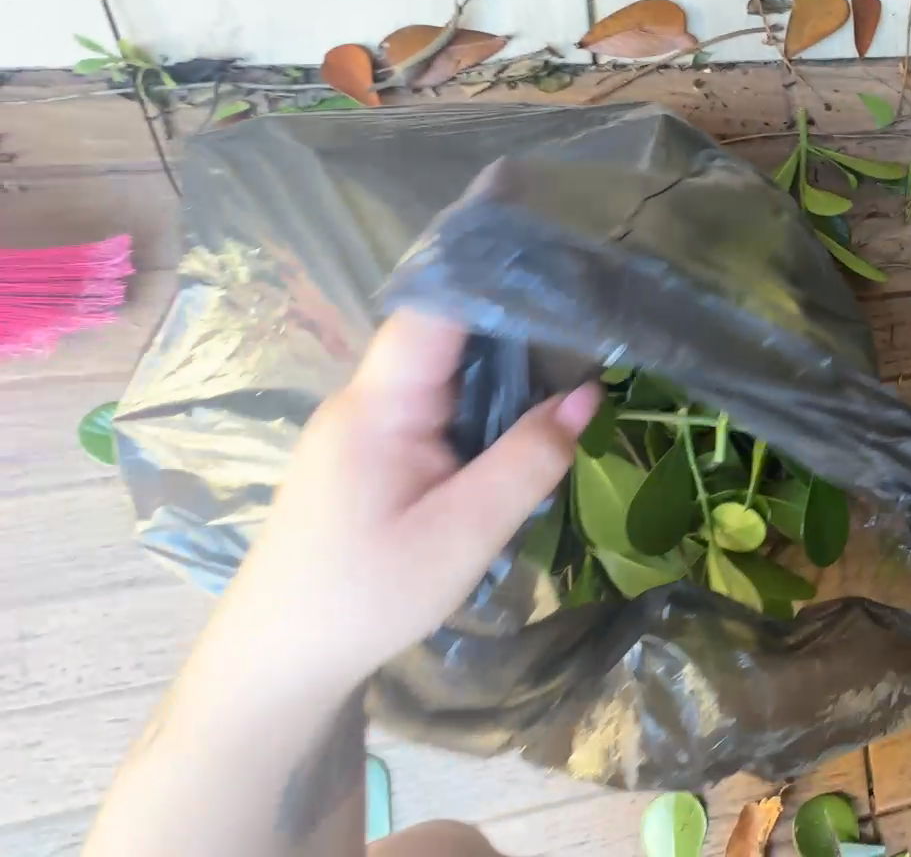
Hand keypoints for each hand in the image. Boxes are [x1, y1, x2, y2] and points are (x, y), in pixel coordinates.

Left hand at [210, 309, 599, 694]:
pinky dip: (495, 400)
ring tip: (585, 357)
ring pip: (452, 372)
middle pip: (449, 336)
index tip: (567, 279)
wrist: (281, 662)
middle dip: (521, 324)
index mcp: (378, 408)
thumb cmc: (369, 596)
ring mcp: (373, 424)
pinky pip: (447, 403)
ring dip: (513, 366)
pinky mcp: (382, 449)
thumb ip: (531, 458)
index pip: (433, 315)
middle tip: (597, 321)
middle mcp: (370, 401)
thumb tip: (591, 392)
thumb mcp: (467, 531)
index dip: (495, 286)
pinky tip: (535, 412)